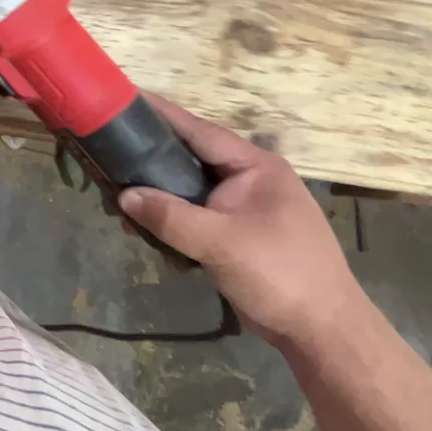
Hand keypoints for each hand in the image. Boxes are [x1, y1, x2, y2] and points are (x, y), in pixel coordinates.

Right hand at [118, 94, 368, 346]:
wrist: (323, 334)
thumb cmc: (281, 275)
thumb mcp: (220, 243)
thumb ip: (169, 216)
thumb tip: (122, 196)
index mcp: (256, 167)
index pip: (199, 129)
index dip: (161, 113)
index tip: (123, 96)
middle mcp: (249, 179)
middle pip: (187, 160)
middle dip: (148, 166)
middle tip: (107, 163)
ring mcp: (243, 207)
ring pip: (186, 191)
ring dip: (156, 202)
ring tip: (120, 210)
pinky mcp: (235, 234)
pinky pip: (192, 217)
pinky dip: (170, 225)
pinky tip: (149, 238)